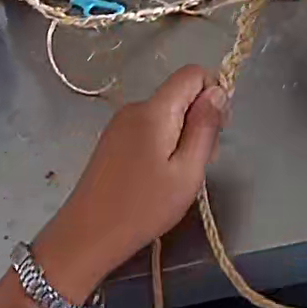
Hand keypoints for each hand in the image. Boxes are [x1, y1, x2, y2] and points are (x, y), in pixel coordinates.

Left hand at [34, 65, 227, 295]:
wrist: (88, 234)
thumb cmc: (143, 207)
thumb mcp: (187, 172)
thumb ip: (205, 127)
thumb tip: (217, 91)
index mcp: (154, 110)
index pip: (192, 73)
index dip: (213, 94)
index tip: (217, 131)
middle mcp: (134, 107)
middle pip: (179, 94)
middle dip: (198, 120)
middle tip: (198, 163)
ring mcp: (119, 124)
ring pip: (165, 114)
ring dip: (181, 136)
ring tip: (177, 177)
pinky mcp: (112, 140)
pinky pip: (148, 128)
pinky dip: (163, 145)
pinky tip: (158, 177)